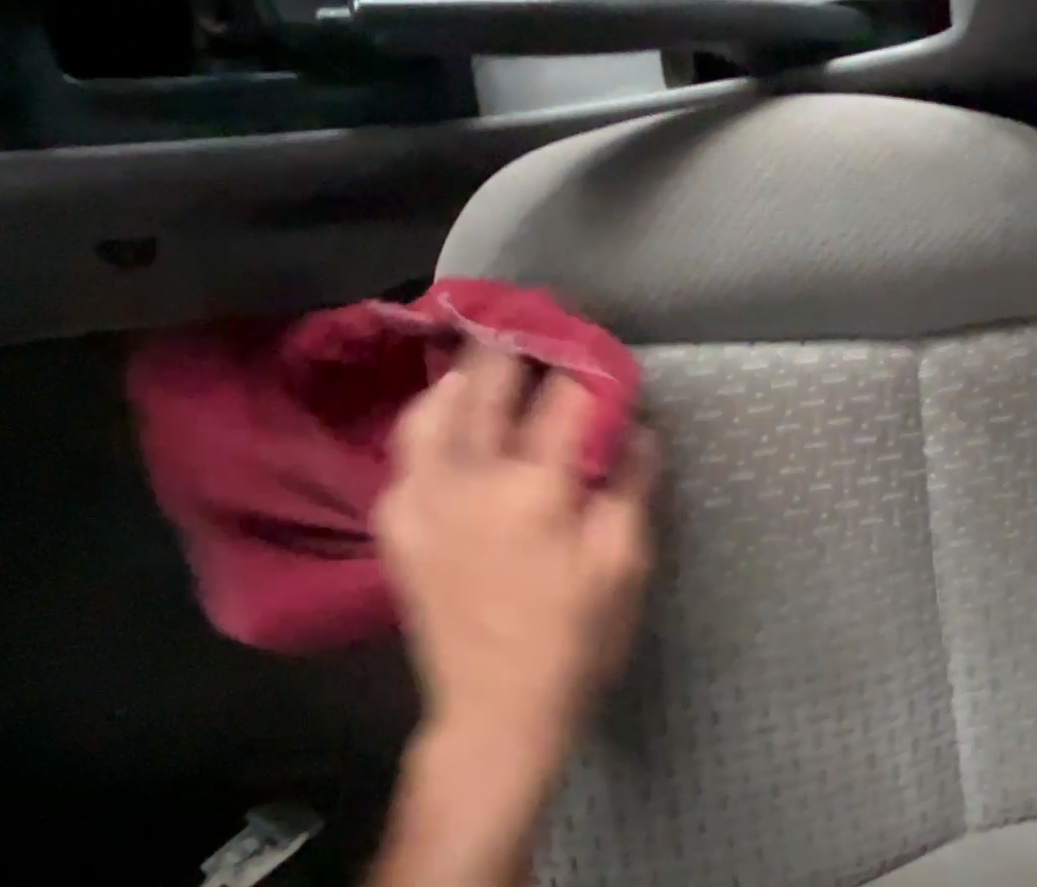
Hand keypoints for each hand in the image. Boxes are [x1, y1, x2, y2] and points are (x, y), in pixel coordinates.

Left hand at [377, 347, 656, 738]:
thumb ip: (629, 486)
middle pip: (487, 386)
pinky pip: (406, 453)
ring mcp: (425, 501)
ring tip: (488, 361)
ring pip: (432, 410)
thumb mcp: (626, 563)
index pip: (564, 399)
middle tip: (539, 328)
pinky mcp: (400, 527)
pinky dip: (430, 422)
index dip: (588, 367)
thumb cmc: (577, 635)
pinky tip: (451, 423)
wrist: (497, 709)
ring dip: (463, 375)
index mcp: (536, 489)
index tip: (603, 354)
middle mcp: (471, 480)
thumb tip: (636, 430)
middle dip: (516, 347)